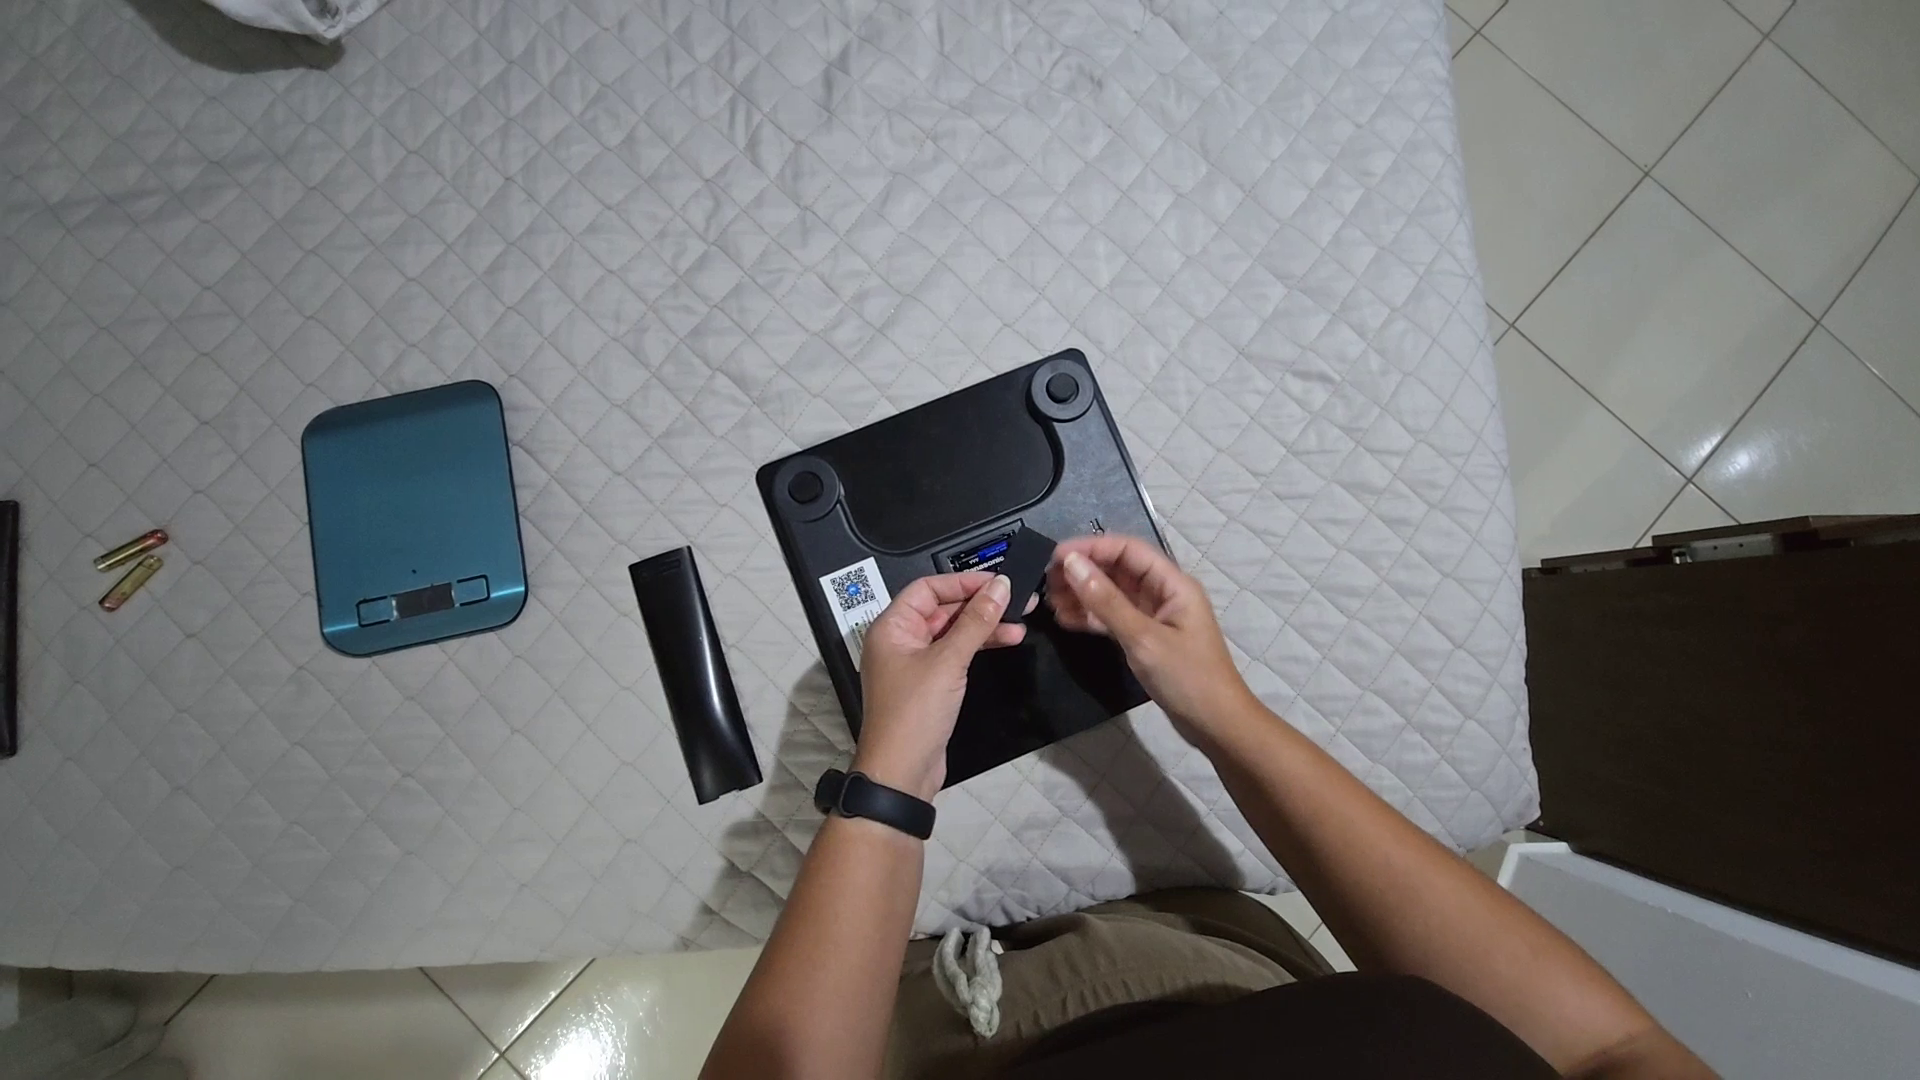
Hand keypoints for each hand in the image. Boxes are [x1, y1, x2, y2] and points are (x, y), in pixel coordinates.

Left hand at [852, 573, 1024, 800]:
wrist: (902, 772)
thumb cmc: (915, 712)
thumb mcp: (948, 661)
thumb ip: (976, 621)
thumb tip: (1000, 585)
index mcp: (891, 626)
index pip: (928, 588)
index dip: (963, 581)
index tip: (998, 581)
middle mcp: (900, 640)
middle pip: (943, 608)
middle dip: (980, 603)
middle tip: (1018, 599)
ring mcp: (915, 662)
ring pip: (953, 631)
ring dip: (985, 625)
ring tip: (1021, 621)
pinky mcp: (930, 683)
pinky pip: (956, 653)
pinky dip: (979, 645)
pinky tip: (1006, 640)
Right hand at [1046, 534, 1256, 742]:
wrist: (1216, 725)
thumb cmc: (1187, 677)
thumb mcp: (1143, 638)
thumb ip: (1105, 601)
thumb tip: (1071, 564)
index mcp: (1172, 584)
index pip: (1128, 550)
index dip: (1091, 547)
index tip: (1056, 555)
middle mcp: (1163, 593)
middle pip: (1118, 569)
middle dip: (1083, 571)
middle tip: (1046, 579)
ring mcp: (1153, 616)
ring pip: (1112, 594)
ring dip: (1082, 594)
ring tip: (1049, 599)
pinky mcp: (1144, 638)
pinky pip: (1112, 618)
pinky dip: (1090, 617)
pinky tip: (1065, 619)